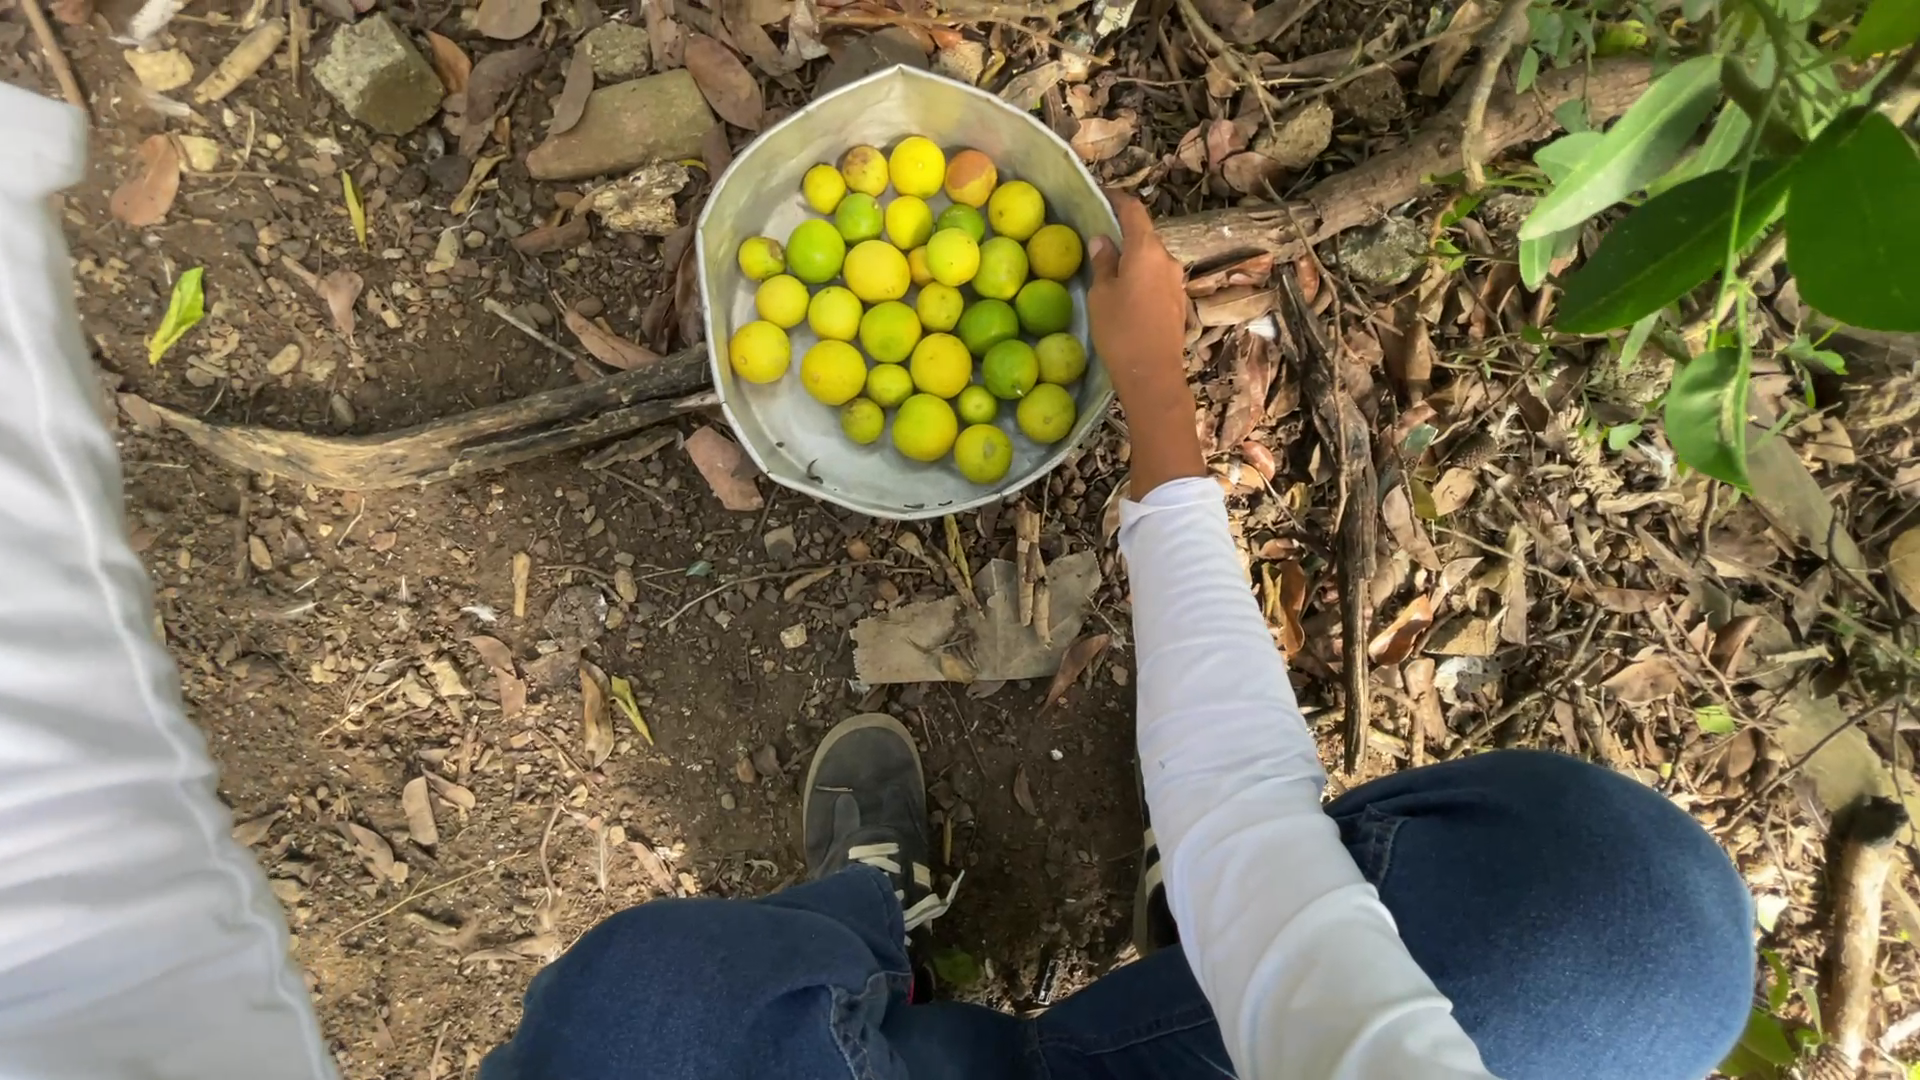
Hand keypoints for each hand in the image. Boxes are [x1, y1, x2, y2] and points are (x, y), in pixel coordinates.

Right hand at [1087, 193, 1187, 408]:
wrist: (1152, 374)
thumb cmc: (1120, 332)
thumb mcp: (1101, 296)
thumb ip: (1102, 264)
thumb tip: (1102, 240)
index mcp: (1146, 250)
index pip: (1133, 210)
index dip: (1117, 199)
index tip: (1102, 195)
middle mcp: (1167, 259)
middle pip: (1144, 236)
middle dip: (1124, 235)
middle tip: (1100, 242)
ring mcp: (1176, 281)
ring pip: (1152, 260)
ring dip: (1133, 261)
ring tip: (1112, 274)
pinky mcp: (1178, 302)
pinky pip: (1157, 280)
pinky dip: (1142, 279)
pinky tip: (1128, 296)